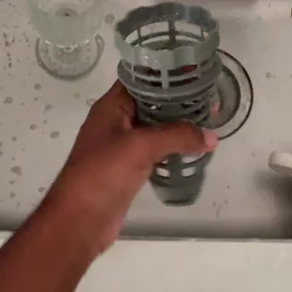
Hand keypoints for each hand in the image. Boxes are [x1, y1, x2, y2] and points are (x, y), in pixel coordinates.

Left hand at [33, 83, 215, 255]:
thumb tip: (211, 136)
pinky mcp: (129, 169)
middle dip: (178, 100)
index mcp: (111, 107)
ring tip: (207, 121)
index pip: (140, 79)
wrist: (80, 221)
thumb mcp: (141, 146)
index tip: (194, 71)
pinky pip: (155, 151)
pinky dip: (173, 148)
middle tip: (209, 98)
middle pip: (150, 103)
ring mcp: (122, 147)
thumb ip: (177, 136)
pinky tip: (194, 149)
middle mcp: (115, 122)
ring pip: (155, 128)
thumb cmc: (103, 174)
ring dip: (178, 125)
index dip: (166, 73)